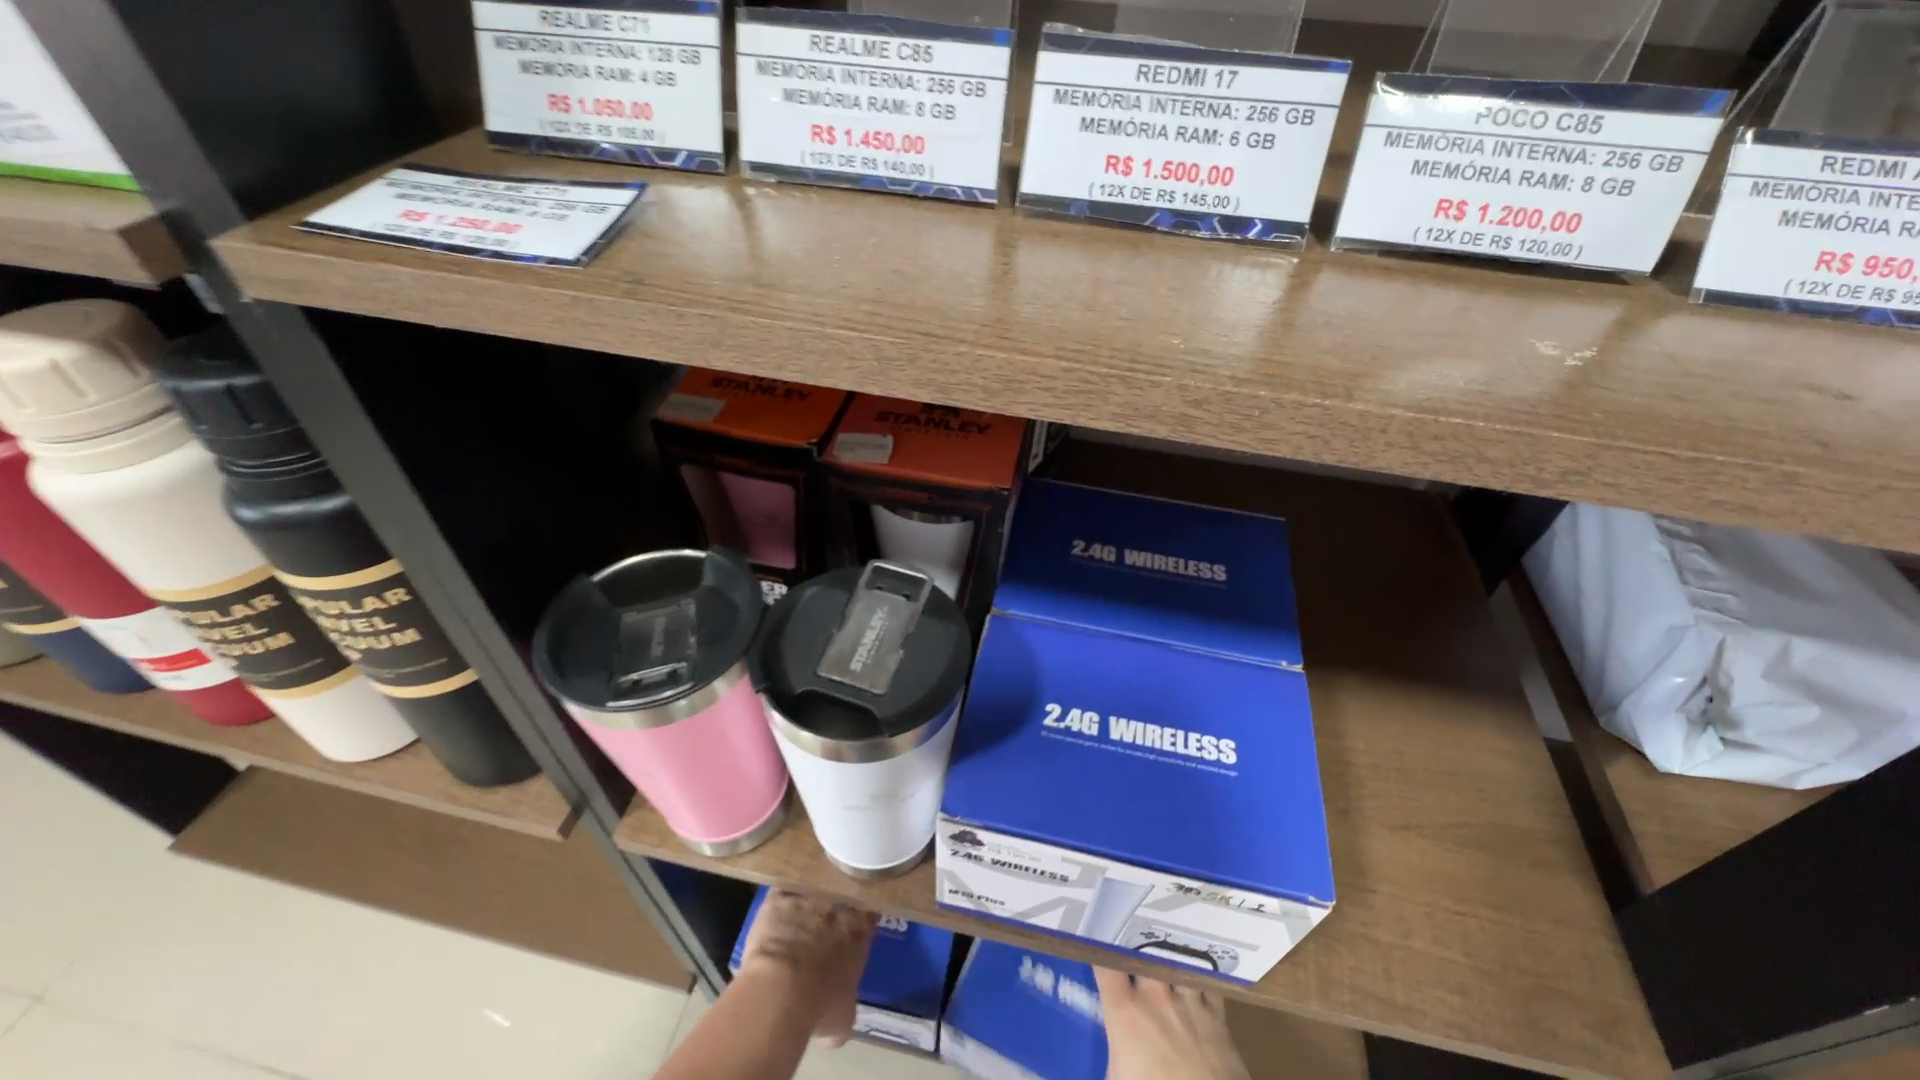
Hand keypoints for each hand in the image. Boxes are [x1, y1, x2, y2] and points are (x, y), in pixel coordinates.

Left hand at [737, 891, 876, 1046]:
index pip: (869, 914)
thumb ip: (845, 1012)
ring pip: (814, 886)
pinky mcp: (779, 899)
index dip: (863, 917)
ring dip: (810, 895)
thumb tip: (837, 1027)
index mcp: (860, 933)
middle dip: (837, 903)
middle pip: (843, 895)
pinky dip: (781, 894)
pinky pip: (783, 887)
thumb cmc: (820, 1005)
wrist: (783, 989)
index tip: (857, 922)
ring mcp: (809, 899)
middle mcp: (839, 909)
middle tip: (828, 916)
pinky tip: (778, 903)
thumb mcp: (842, 1019)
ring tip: (802, 907)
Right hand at [1096, 968, 1249, 1079]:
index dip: (1100, 955)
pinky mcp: (1218, 1015)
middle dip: (1136, 955)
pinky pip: (1208, 983)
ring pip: (1176, 963)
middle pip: (1143, 955)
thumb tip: (1112, 1046)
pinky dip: (1199, 980)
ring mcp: (1190, 1002)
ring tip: (1164, 965)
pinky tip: (1195, 982)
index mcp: (1125, 1010)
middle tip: (1131, 961)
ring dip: (1168, 964)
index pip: (1105, 965)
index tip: (1097, 954)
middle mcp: (1156, 996)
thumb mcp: (1116, 1076)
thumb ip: (1112, 1048)